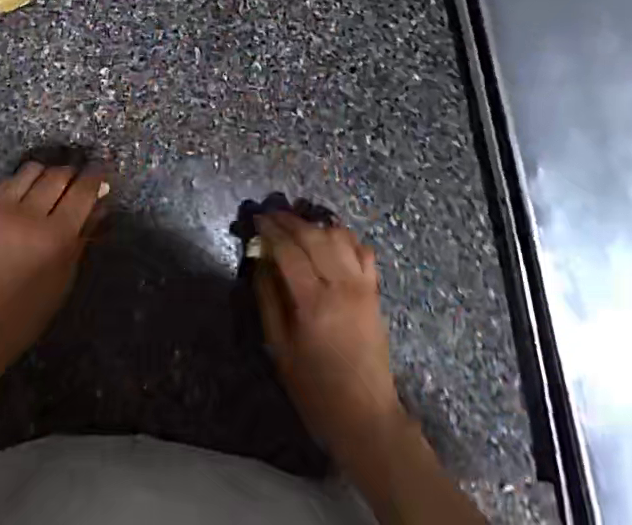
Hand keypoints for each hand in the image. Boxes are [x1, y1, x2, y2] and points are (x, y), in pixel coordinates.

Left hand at [0, 161, 105, 362]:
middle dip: (73, 173)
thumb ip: (83, 236)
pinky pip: (7, 181)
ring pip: (32, 170)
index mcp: (56, 236)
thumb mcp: (65, 276)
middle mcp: (29, 214)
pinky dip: (22, 183)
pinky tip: (25, 196)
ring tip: (50, 187)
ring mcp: (1, 208)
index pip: (83, 190)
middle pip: (58, 174)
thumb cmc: (28, 310)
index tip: (101, 172)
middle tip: (77, 182)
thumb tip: (100, 204)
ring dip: (47, 174)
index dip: (96, 177)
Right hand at [253, 212, 407, 454]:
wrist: (365, 414)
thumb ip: (268, 299)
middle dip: (289, 220)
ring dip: (316, 224)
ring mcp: (362, 287)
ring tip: (297, 225)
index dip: (271, 230)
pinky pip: (362, 251)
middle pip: (314, 236)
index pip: (289, 249)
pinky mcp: (374, 292)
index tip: (257, 220)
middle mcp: (341, 286)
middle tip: (271, 215)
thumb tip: (261, 261)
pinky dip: (344, 238)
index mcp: (313, 302)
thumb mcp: (279, 347)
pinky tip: (329, 240)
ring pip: (339, 236)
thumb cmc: (314, 386)